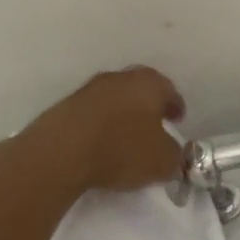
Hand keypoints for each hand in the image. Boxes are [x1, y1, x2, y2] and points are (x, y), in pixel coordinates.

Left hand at [26, 67, 185, 191]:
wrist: (61, 153)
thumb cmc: (122, 150)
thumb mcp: (163, 161)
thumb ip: (176, 156)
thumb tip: (174, 155)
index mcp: (148, 83)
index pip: (169, 91)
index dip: (176, 107)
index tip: (178, 121)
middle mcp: (119, 78)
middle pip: (140, 90)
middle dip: (149, 107)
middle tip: (155, 126)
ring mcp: (89, 90)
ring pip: (115, 99)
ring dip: (123, 115)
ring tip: (127, 138)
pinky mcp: (66, 106)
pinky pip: (93, 114)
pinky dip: (101, 125)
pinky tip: (102, 144)